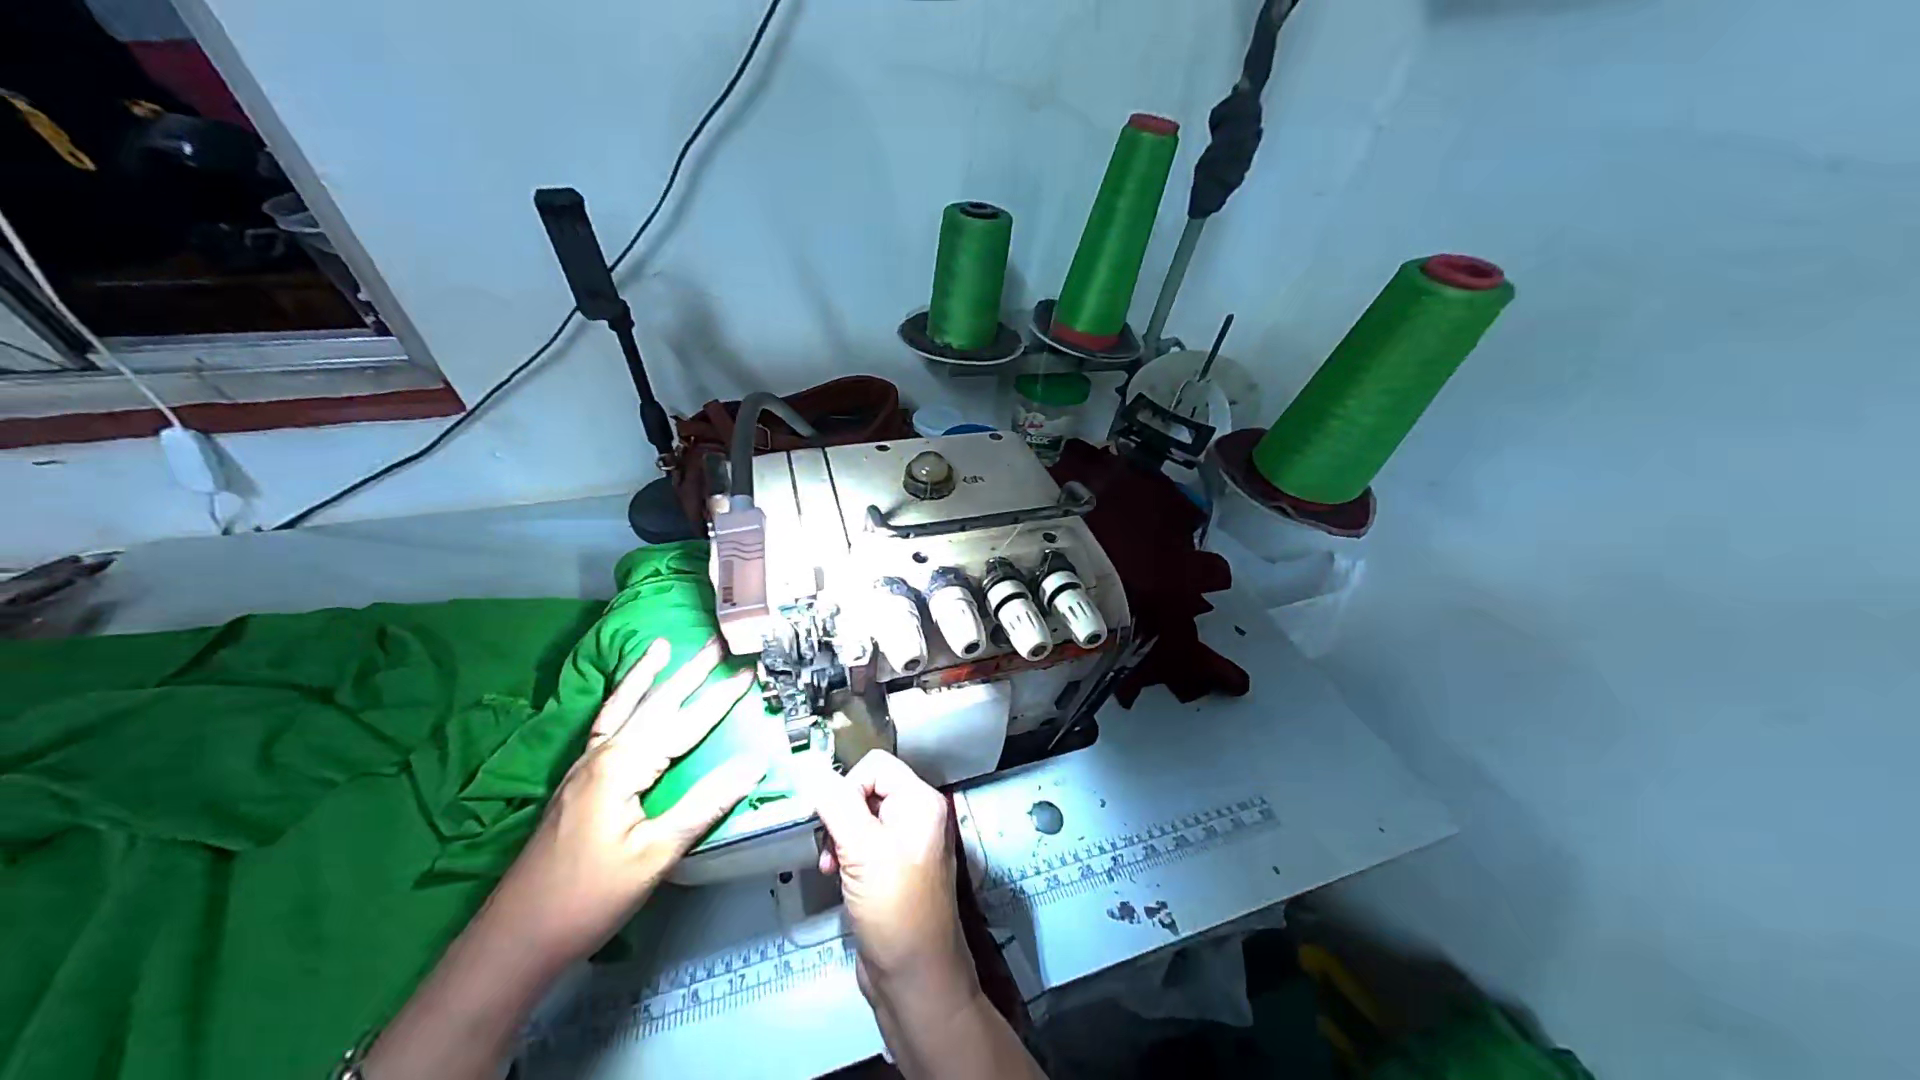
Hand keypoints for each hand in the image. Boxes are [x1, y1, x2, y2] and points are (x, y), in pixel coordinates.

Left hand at [366, 638, 762, 1078]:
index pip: (683, 724)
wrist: (516, 936)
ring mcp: (583, 768)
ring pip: (621, 709)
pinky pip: (603, 725)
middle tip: (715, 644)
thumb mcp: (656, 853)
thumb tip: (753, 763)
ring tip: (661, 648)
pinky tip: (625, 700)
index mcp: (621, 767)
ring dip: (646, 676)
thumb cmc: (590, 897)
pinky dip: (619, 702)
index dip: (719, 699)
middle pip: (652, 705)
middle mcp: (600, 756)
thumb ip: (705, 804)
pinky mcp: (576, 783)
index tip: (747, 672)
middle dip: (687, 673)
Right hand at [807, 750, 973, 1007]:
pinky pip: (863, 843)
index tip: (830, 818)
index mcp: (920, 802)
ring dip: (838, 836)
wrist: (914, 977)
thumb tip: (810, 771)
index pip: (876, 766)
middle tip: (829, 845)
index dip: (847, 785)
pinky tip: (836, 875)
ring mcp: (905, 844)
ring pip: (860, 817)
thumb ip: (835, 805)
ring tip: (830, 864)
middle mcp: (917, 816)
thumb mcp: (862, 849)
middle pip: (867, 789)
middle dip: (840, 813)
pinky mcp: (892, 869)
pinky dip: (846, 854)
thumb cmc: (894, 908)